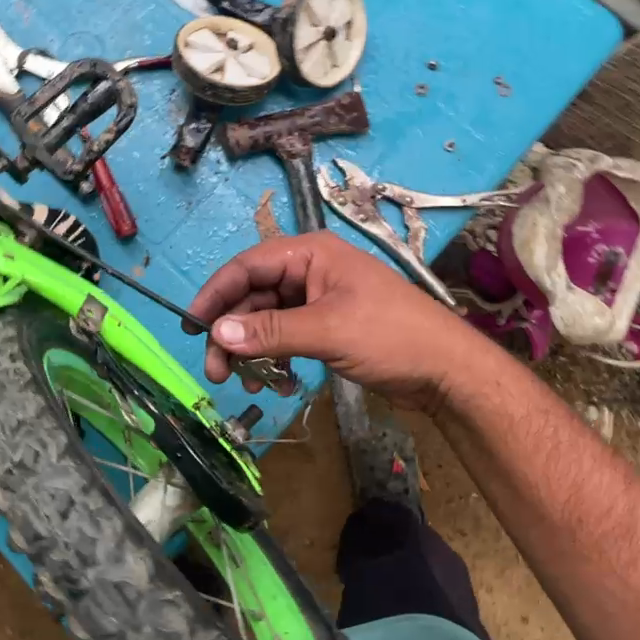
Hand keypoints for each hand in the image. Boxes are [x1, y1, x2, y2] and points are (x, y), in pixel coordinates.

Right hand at [188, 232, 479, 408]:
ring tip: (248, 385)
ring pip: (266, 320)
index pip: (247, 266)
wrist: (448, 371)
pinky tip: (278, 385)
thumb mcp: (327, 331)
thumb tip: (217, 333)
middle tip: (217, 372)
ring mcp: (318, 299)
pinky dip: (275, 359)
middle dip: (232, 332)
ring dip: (252, 350)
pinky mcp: (326, 326)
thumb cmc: (391, 336)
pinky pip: (285, 337)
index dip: (215, 294)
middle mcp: (309, 270)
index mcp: (309, 254)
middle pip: (252, 296)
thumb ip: (270, 332)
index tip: (191, 326)